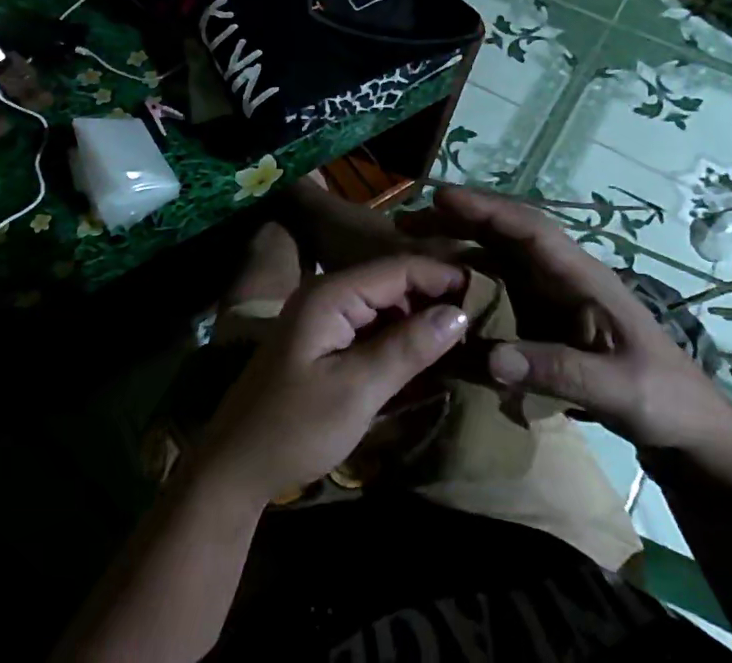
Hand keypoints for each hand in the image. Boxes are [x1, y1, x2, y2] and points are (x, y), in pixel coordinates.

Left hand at [197, 256, 471, 505]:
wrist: (238, 464)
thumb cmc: (295, 426)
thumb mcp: (358, 388)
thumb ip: (408, 347)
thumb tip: (459, 312)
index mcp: (330, 294)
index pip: (399, 267)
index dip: (445, 277)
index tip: (494, 294)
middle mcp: (327, 296)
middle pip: (393, 284)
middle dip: (437, 299)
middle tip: (489, 321)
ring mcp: (326, 321)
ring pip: (387, 308)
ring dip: (423, 322)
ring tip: (472, 339)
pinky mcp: (327, 345)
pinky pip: (373, 331)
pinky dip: (403, 342)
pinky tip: (434, 358)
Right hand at [411, 187, 731, 487]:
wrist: (688, 430)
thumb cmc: (664, 400)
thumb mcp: (620, 390)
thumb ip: (560, 371)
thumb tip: (490, 358)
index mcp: (583, 278)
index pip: (530, 230)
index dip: (487, 210)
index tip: (441, 200)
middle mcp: (561, 277)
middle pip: (503, 235)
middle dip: (457, 221)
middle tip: (407, 223)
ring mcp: (550, 296)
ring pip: (495, 257)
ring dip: (455, 246)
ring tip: (411, 248)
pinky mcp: (541, 317)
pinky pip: (496, 288)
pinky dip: (465, 280)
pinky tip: (439, 290)